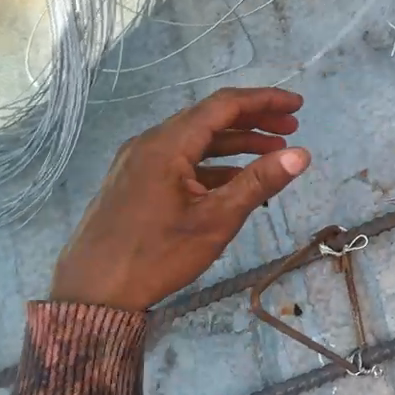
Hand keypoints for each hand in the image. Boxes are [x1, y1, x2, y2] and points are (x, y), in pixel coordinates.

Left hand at [49, 87, 309, 311]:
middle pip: (210, 118)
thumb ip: (260, 182)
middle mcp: (150, 144)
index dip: (264, 101)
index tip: (298, 105)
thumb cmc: (157, 255)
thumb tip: (302, 154)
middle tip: (292, 129)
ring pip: (196, 139)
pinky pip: (182, 159)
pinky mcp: (136, 181)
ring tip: (273, 154)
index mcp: (167, 145)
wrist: (92, 293)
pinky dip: (215, 162)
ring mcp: (139, 162)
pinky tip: (237, 179)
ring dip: (237, 142)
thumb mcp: (217, 220)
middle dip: (255, 120)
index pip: (223, 106)